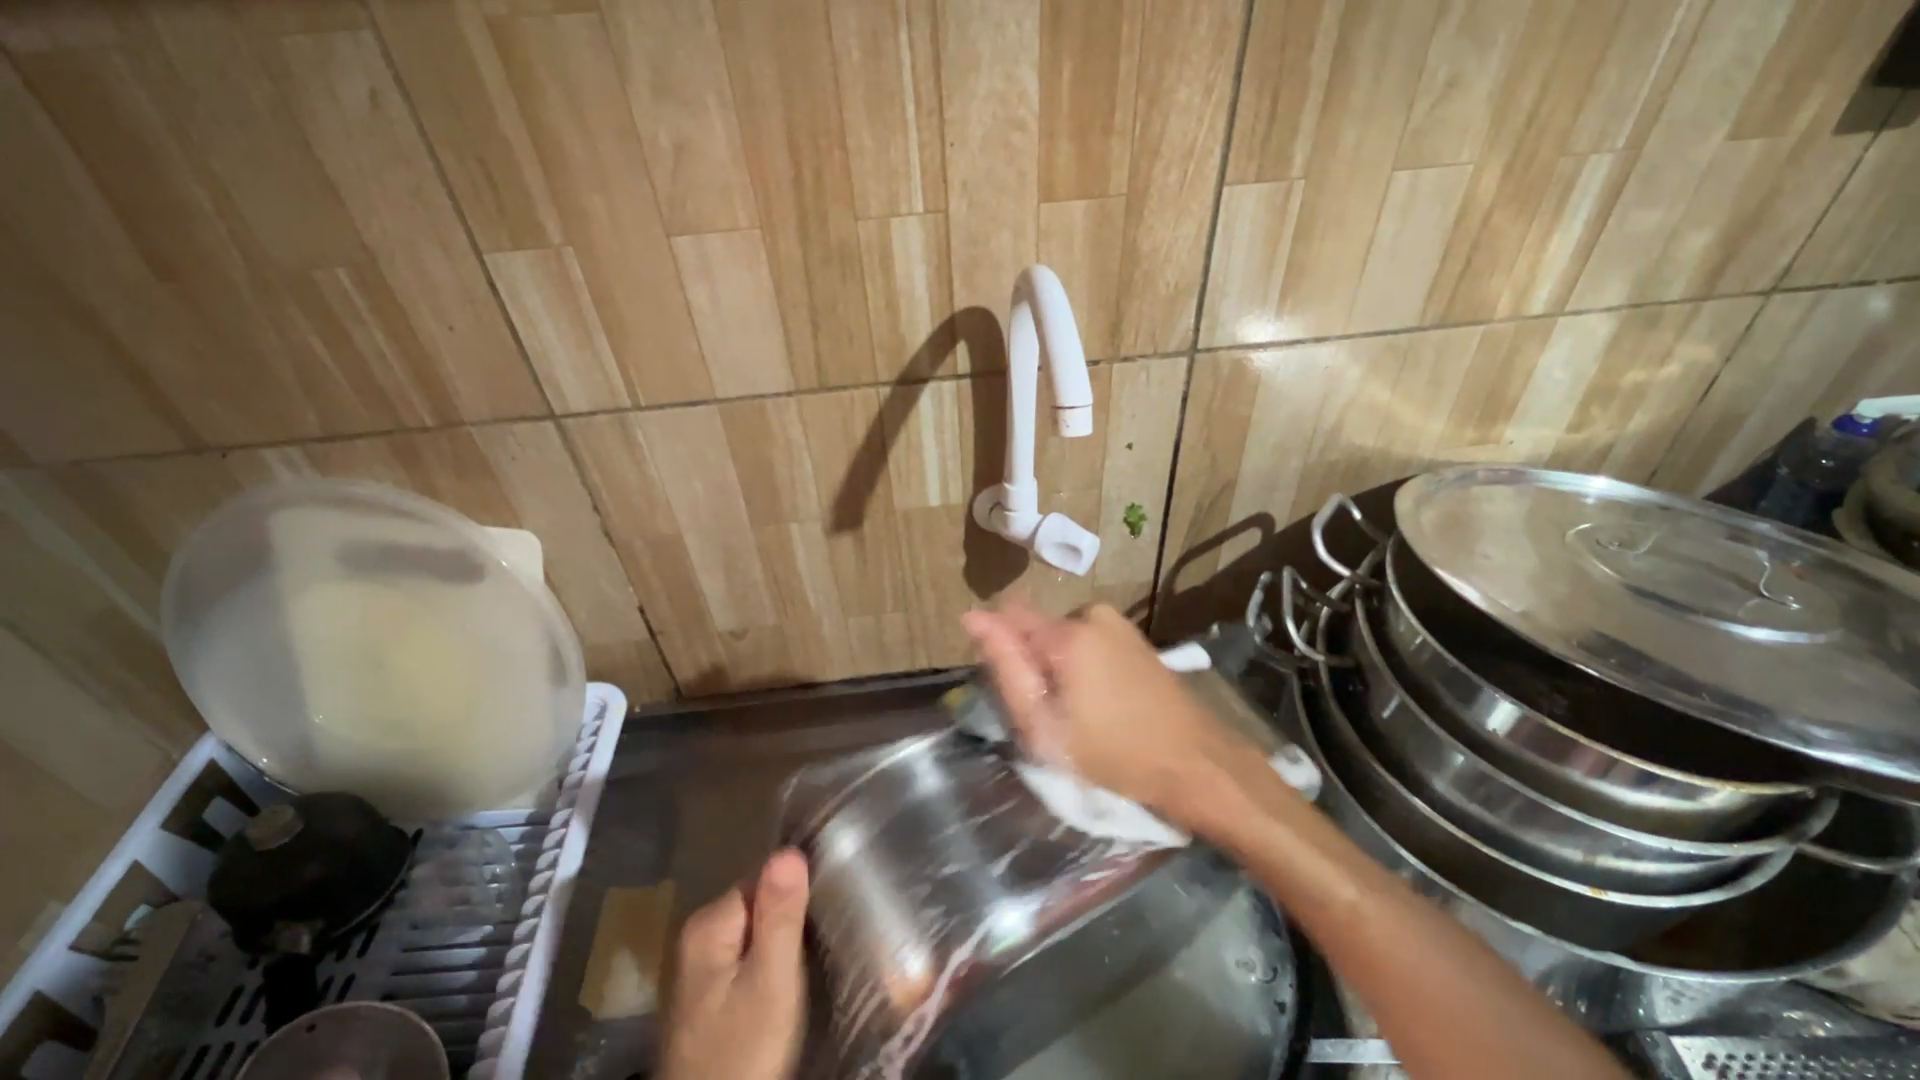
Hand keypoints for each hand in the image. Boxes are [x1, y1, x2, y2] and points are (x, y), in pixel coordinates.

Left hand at [658, 850, 809, 1079]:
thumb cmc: (743, 1052)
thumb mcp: (772, 981)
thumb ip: (780, 915)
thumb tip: (789, 850)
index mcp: (707, 926)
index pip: (761, 881)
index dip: (795, 896)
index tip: (824, 919)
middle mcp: (693, 941)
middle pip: (754, 909)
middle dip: (788, 924)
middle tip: (822, 949)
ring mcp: (694, 976)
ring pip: (750, 941)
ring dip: (778, 952)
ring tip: (808, 973)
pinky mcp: (702, 1006)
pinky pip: (741, 969)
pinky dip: (764, 976)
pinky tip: (782, 999)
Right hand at [961, 598, 1264, 825]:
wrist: (1192, 762)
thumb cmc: (1111, 751)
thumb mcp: (1043, 722)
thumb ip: (1006, 666)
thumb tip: (973, 617)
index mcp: (1066, 632)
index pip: (1007, 616)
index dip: (997, 648)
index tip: (1006, 687)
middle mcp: (1092, 614)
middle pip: (1037, 628)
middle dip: (1031, 661)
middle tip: (1043, 712)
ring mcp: (1119, 625)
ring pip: (1064, 637)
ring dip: (1058, 666)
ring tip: (1073, 713)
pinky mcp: (1137, 640)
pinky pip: (1090, 644)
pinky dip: (1083, 668)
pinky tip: (1099, 704)